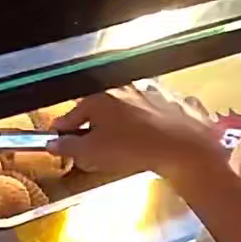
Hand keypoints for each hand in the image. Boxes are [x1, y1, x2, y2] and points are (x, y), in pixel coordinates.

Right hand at [49, 87, 224, 180]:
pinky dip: (154, 124)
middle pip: (101, 109)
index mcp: (100, 98)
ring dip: (125, 124)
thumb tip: (55, 144)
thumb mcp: (91, 153)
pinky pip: (159, 113)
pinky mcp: (176, 102)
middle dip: (96, 127)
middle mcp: (125, 89)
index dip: (63, 130)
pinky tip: (154, 140)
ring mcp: (153, 93)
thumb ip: (68, 147)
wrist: (185, 149)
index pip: (72, 114)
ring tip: (126, 148)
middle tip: (95, 149)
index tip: (59, 140)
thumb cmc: (136, 148)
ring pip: (130, 109)